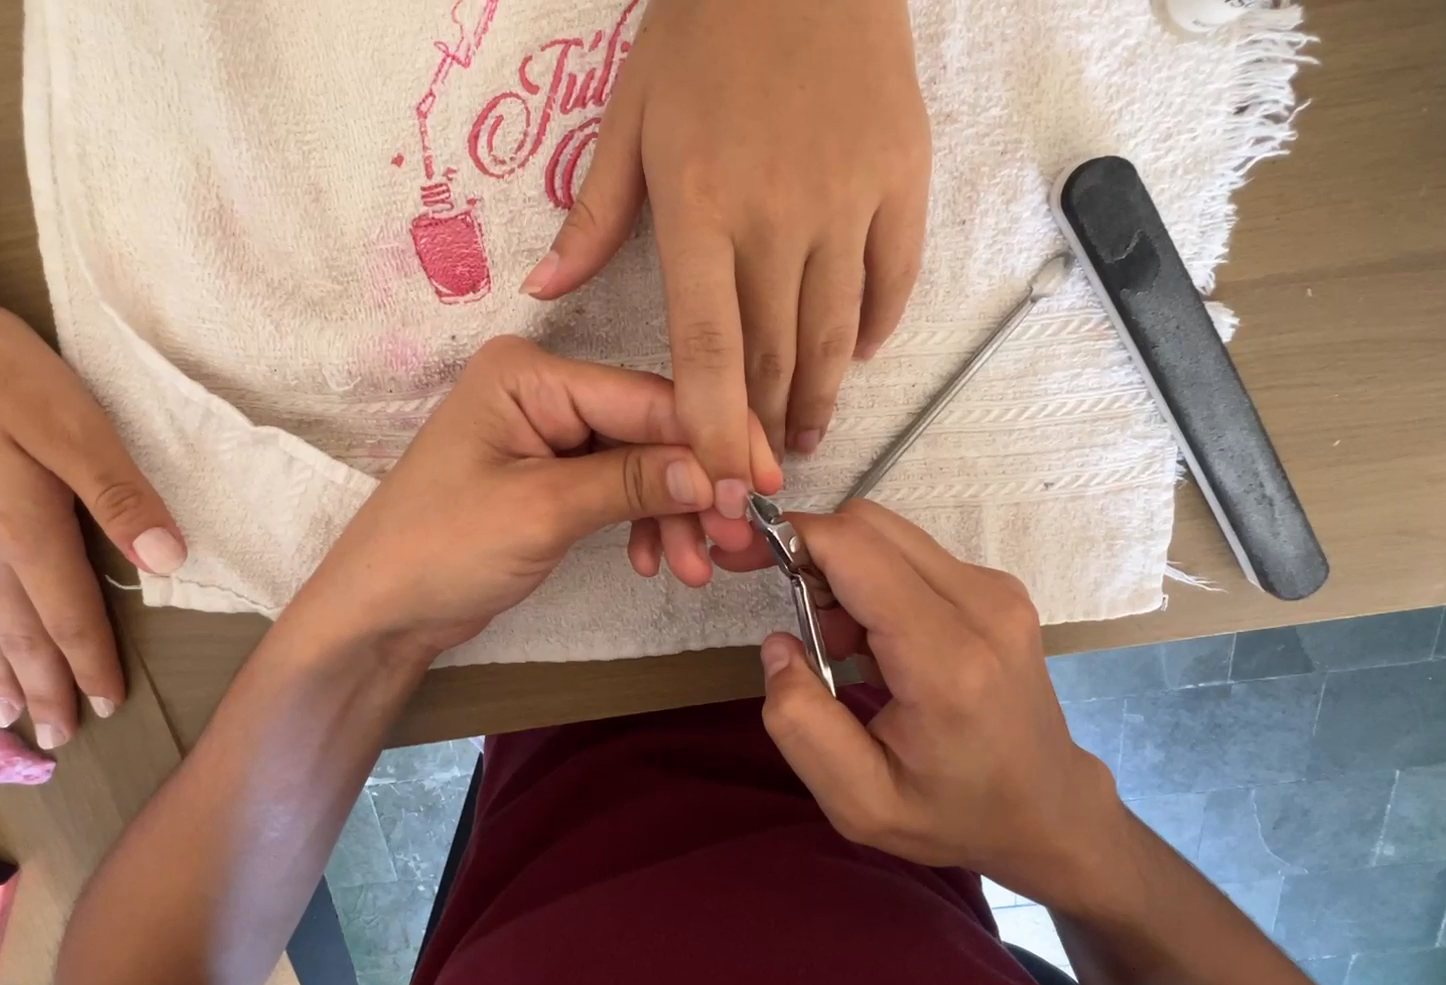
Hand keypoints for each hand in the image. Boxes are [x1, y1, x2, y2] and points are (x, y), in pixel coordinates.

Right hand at [0, 276, 184, 749]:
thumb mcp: (72, 425)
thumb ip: (120, 498)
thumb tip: (169, 564)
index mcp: (25, 533)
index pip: (70, 618)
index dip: (90, 666)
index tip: (106, 708)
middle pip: (17, 637)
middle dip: (44, 690)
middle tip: (58, 739)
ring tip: (5, 719)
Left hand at [306, 336, 777, 656]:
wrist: (380, 612)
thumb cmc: (443, 548)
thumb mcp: (544, 511)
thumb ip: (633, 482)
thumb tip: (718, 473)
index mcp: (530, 375)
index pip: (644, 397)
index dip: (709, 440)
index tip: (760, 485)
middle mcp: (543, 392)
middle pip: (648, 430)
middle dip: (694, 486)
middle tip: (735, 538)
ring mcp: (548, 434)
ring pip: (639, 465)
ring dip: (673, 514)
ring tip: (696, 568)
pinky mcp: (552, 476)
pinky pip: (616, 489)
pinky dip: (642, 524)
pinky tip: (655, 561)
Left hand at [523, 0, 930, 480]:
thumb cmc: (701, 39)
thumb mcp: (628, 121)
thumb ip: (592, 219)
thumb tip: (544, 289)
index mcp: (699, 212)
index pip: (705, 350)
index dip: (712, 427)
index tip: (718, 480)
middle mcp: (777, 221)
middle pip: (772, 357)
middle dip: (765, 428)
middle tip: (758, 469)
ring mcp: (848, 204)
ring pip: (833, 335)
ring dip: (819, 398)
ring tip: (806, 437)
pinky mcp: (901, 183)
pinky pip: (891, 280)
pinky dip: (872, 329)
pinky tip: (855, 358)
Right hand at [718, 500, 1124, 903]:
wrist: (1050, 811)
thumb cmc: (955, 814)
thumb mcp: (860, 803)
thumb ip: (801, 725)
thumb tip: (778, 644)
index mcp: (946, 661)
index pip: (855, 550)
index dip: (790, 538)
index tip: (741, 558)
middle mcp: (981, 606)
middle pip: (867, 526)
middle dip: (809, 552)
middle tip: (792, 616)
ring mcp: (996, 591)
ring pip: (886, 535)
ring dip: (839, 570)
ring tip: (835, 644)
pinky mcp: (996, 589)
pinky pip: (909, 554)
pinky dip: (869, 580)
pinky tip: (871, 640)